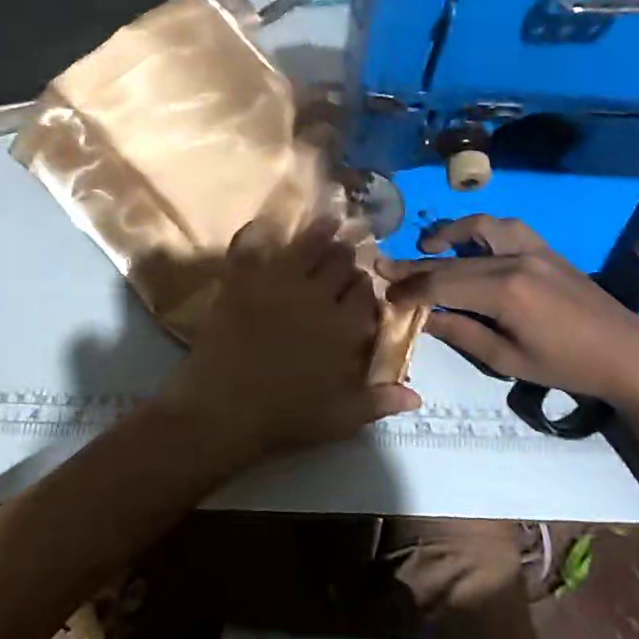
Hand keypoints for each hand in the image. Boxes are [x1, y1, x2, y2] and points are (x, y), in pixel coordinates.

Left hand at [164, 218, 420, 461]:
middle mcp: (318, 296)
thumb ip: (379, 401)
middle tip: (348, 251)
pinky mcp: (243, 281)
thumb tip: (417, 399)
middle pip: (342, 262)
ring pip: (308, 245)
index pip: (366, 293)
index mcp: (344, 326)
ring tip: (330, 220)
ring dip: (321, 232)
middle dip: (348, 255)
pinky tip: (267, 222)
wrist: (221, 411)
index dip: (367, 287)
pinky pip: (253, 246)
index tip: (364, 287)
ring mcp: (278, 283)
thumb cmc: (285, 417)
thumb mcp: (341, 417)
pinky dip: (260, 232)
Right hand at [377, 216, 638, 406]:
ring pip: (481, 227)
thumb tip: (426, 317)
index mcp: (504, 292)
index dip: (410, 288)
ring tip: (428, 245)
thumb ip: (463, 333)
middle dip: (418, 264)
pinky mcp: (547, 249)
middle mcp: (515, 260)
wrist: (626, 353)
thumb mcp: (508, 360)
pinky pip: (508, 227)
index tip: (386, 293)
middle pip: (454, 258)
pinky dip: (483, 229)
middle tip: (388, 268)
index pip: (442, 283)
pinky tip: (474, 243)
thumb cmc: (566, 366)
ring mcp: (534, 249)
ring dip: (450, 232)